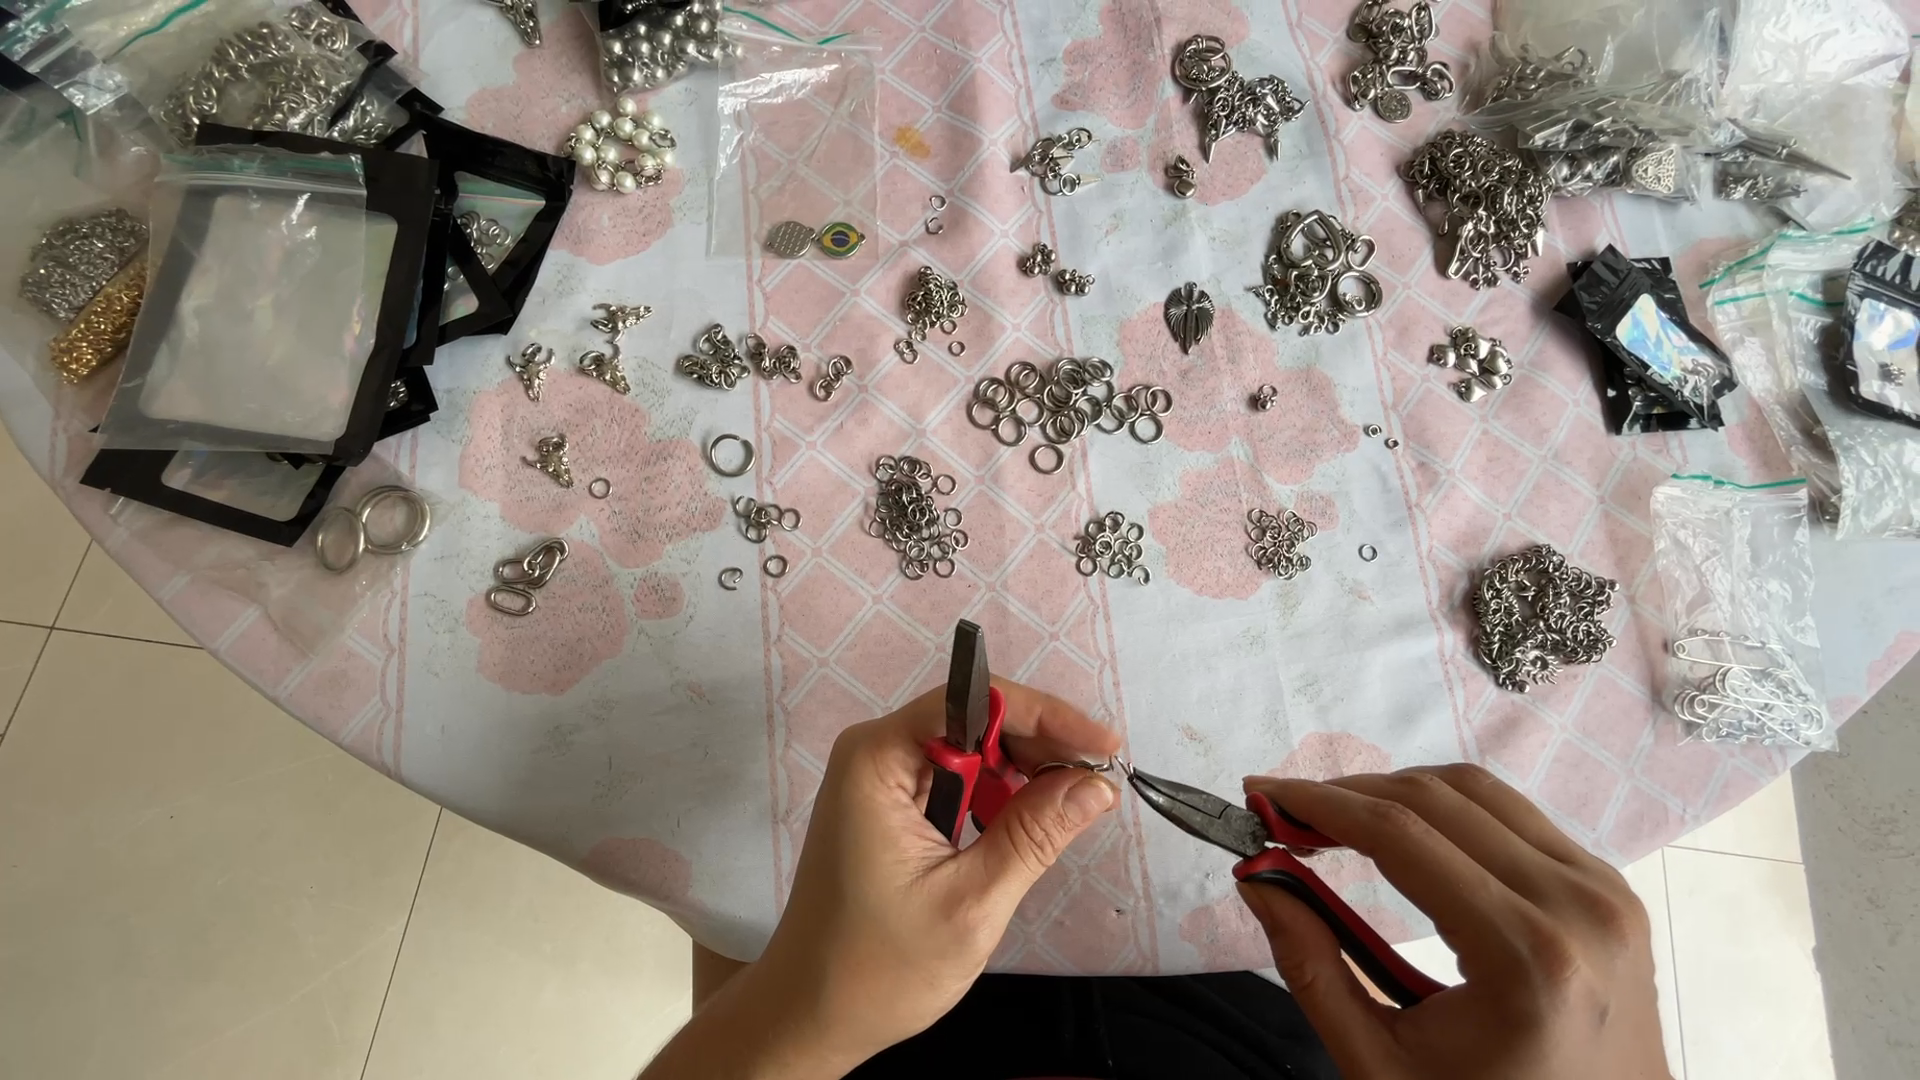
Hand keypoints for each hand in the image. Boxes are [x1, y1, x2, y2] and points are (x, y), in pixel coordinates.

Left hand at [647, 678, 1119, 1079]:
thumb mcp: (972, 902)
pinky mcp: (890, 800)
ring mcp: (881, 774)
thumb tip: (1096, 784)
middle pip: (974, 718)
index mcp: (879, 758)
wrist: (810, 1014)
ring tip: (1077, 795)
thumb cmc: (880, 968)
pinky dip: (998, 791)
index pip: (974, 703)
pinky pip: (955, 774)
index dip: (1045, 716)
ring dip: (1024, 767)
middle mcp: (876, 750)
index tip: (1103, 746)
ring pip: (970, 745)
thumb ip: (1034, 834)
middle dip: (1040, 743)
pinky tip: (1034, 813)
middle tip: (1100, 777)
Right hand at [1239, 765, 1671, 1079]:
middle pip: (1431, 797)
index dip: (1316, 802)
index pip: (1399, 834)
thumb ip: (1309, 964)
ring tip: (1334, 820)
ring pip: (1471, 789)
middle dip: (1343, 792)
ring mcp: (1605, 891)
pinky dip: (1439, 807)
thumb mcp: (1379, 1066)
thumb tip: (1255, 875)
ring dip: (1390, 790)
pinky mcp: (1610, 889)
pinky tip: (1401, 836)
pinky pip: (1507, 813)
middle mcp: (1578, 906)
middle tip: (1283, 812)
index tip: (1258, 794)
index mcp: (1527, 958)